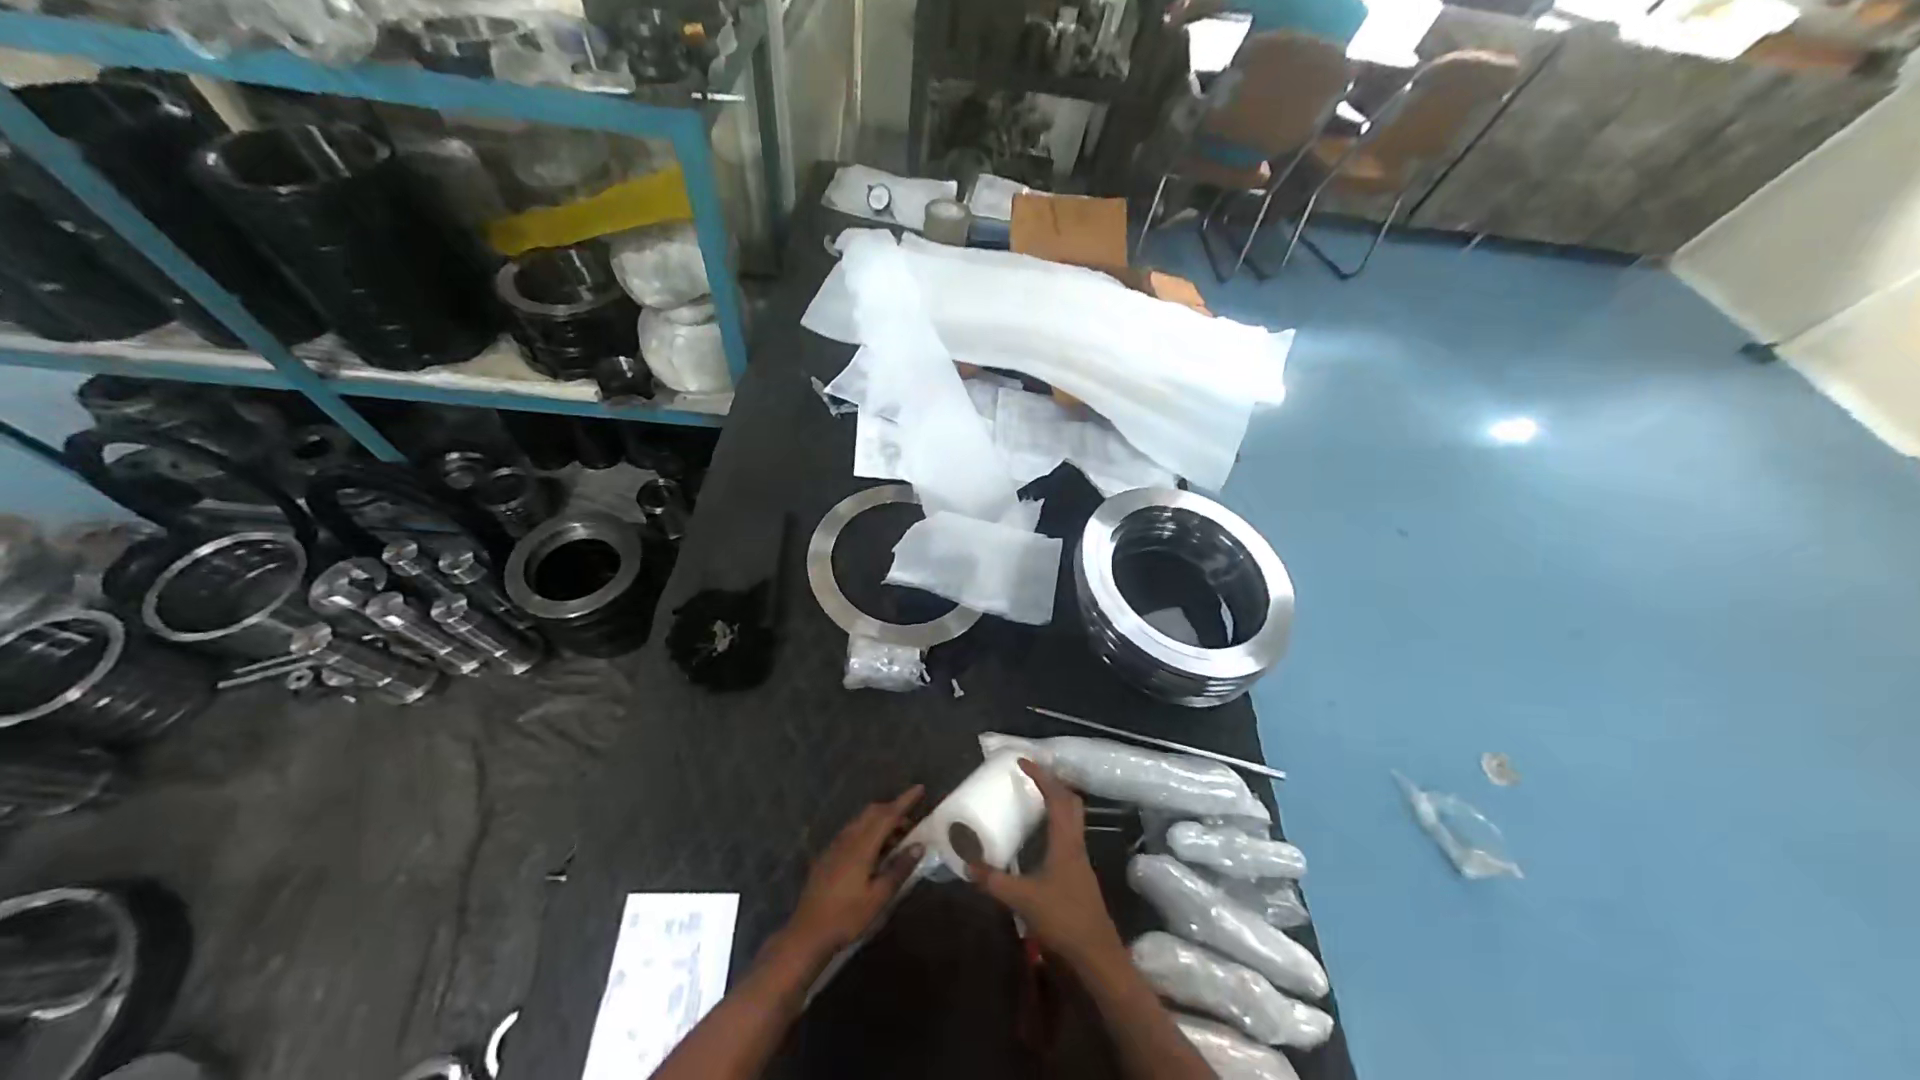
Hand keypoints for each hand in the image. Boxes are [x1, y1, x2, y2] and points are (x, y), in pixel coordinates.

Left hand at [783, 785, 924, 956]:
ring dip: (880, 821)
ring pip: (861, 821)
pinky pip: (852, 832)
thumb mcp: (879, 897)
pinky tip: (874, 851)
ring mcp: (834, 846)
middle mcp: (847, 839)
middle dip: (893, 810)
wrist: (807, 933)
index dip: (904, 801)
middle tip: (912, 822)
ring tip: (897, 839)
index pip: (887, 815)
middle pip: (872, 812)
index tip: (920, 789)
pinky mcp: (827, 856)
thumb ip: (899, 868)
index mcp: (861, 845)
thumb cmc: (847, 917)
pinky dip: (868, 831)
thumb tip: (919, 845)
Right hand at [967, 760, 1125, 968]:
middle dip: (1052, 784)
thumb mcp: (1022, 899)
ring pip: (1072, 820)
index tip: (1022, 763)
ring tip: (1032, 800)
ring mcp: (1080, 861)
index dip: (1041, 777)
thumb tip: (966, 862)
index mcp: (1066, 842)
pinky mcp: (1078, 875)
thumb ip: (993, 880)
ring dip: (1056, 804)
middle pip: (1071, 803)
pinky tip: (1038, 838)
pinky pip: (1068, 836)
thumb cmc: (1064, 920)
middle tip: (1030, 777)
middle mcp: (1076, 845)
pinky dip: (1054, 825)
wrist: (1097, 955)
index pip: (1057, 797)